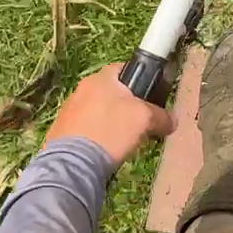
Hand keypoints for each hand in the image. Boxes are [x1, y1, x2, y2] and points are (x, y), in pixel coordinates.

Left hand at [45, 63, 175, 165]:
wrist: (73, 164)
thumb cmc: (111, 130)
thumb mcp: (145, 119)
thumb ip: (161, 116)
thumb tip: (171, 122)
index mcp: (102, 78)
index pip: (125, 69)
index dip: (141, 80)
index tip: (150, 96)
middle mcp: (82, 89)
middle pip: (112, 92)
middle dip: (126, 106)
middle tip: (140, 122)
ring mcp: (68, 110)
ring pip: (98, 111)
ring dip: (110, 122)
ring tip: (123, 141)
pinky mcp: (60, 131)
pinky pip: (86, 128)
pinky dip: (97, 136)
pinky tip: (104, 150)